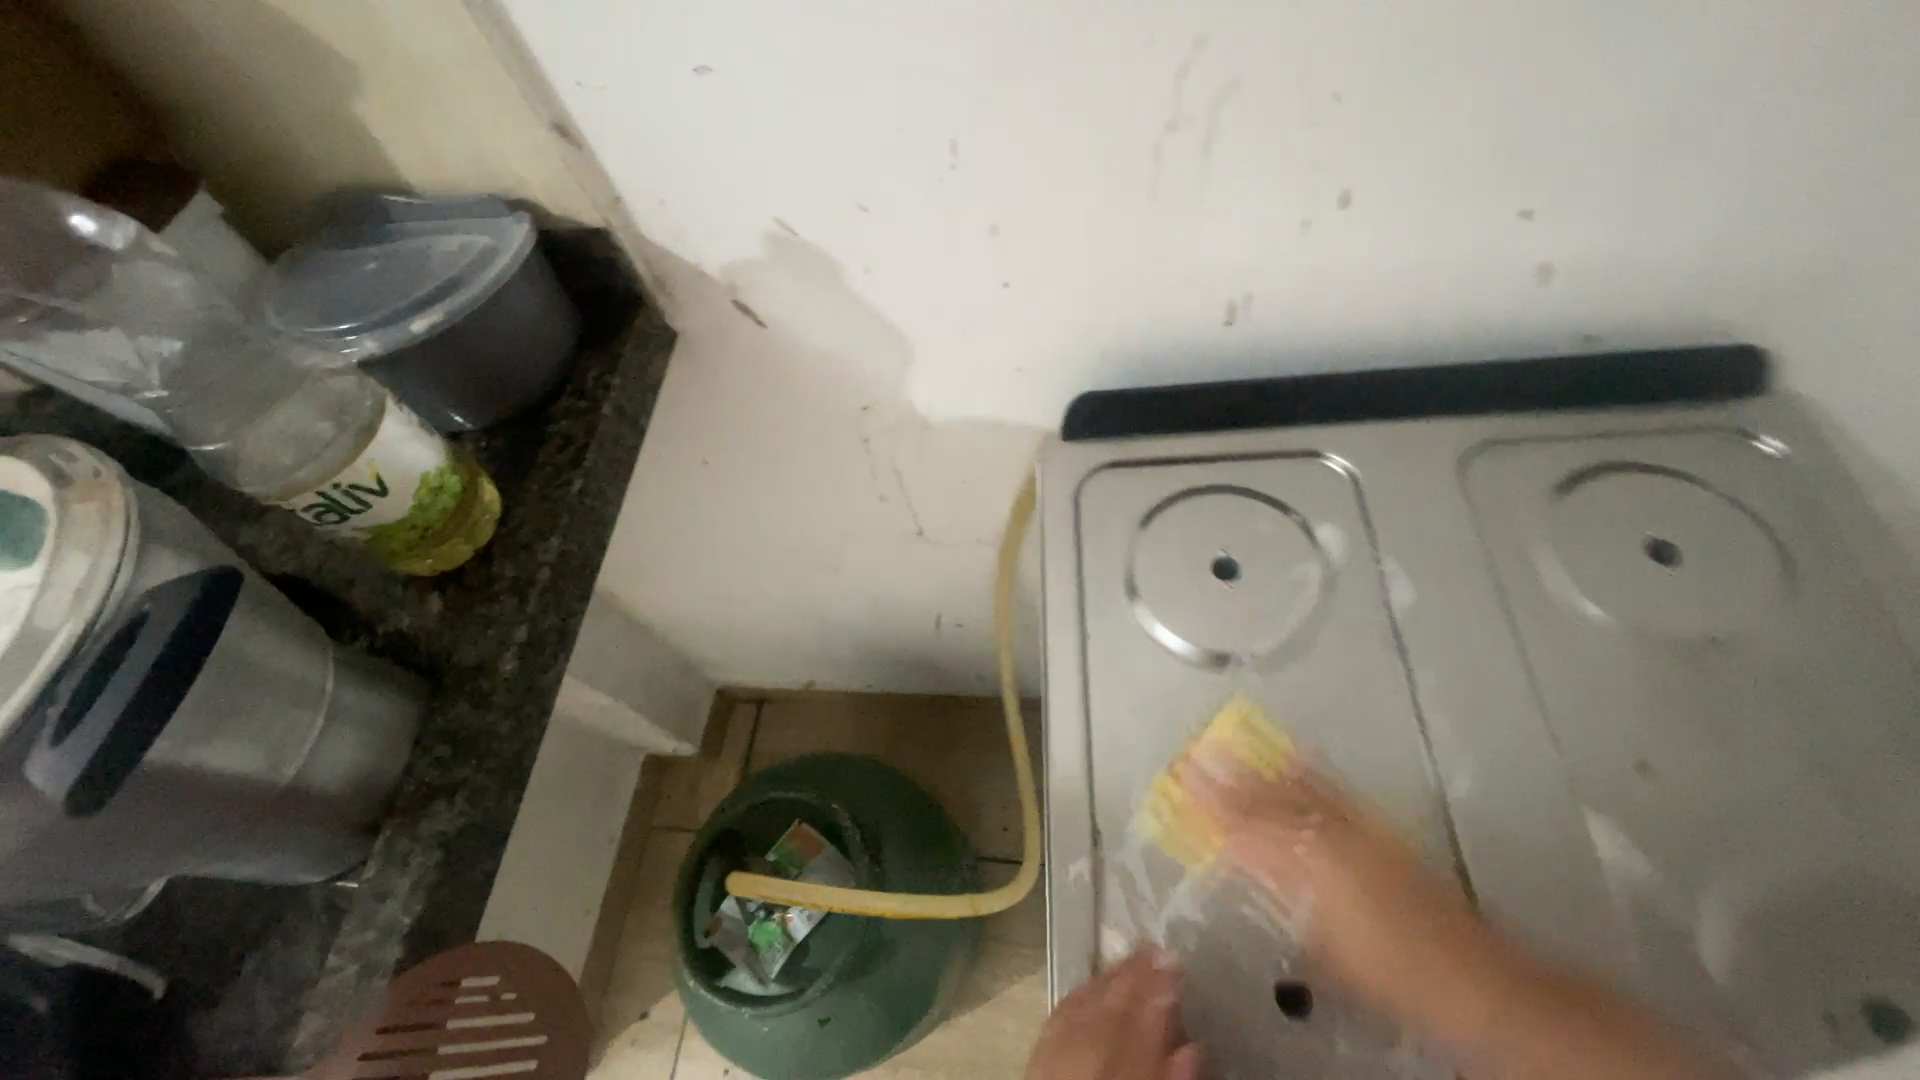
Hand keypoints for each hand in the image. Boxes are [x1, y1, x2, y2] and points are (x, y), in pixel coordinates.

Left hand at [1024, 945, 1201, 1079]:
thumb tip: (1194, 1049)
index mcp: (1122, 1066)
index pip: (1145, 1021)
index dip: (1161, 989)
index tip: (1177, 962)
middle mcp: (1088, 1051)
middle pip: (1115, 1006)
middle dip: (1136, 974)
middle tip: (1157, 946)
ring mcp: (1058, 1050)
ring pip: (1087, 1004)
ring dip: (1109, 977)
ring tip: (1132, 957)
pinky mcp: (1037, 1056)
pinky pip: (1061, 1014)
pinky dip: (1080, 994)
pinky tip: (1092, 983)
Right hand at [1176, 759, 1484, 1016]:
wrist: (1466, 973)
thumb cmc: (1384, 973)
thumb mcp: (1317, 946)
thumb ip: (1279, 900)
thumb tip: (1250, 873)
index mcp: (1302, 867)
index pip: (1242, 827)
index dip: (1208, 804)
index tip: (1180, 782)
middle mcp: (1325, 838)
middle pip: (1265, 799)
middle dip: (1226, 777)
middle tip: (1194, 755)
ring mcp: (1354, 829)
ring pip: (1296, 789)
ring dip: (1261, 767)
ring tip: (1232, 744)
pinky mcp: (1378, 829)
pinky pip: (1332, 789)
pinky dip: (1308, 770)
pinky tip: (1296, 756)